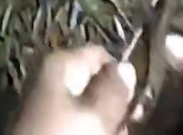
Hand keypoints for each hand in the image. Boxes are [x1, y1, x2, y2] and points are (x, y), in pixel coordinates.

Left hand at [11, 47, 134, 134]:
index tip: (136, 108)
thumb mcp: (94, 118)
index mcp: (60, 63)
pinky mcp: (46, 128)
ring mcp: (47, 106)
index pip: (101, 55)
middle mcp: (52, 78)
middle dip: (113, 109)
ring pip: (88, 111)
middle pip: (95, 85)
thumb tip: (127, 66)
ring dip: (102, 126)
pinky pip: (76, 126)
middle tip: (119, 131)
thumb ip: (113, 91)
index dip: (122, 78)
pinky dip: (88, 132)